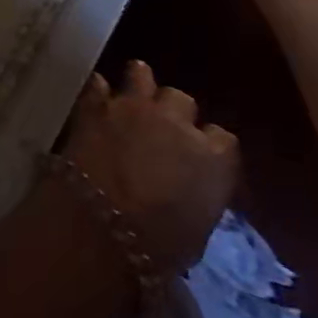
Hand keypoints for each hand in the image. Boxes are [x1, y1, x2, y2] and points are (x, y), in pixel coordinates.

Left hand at [58, 61, 239, 274]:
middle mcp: (176, 122)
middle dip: (173, 112)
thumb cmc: (159, 243)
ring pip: (141, 74)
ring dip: (138, 84)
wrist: (103, 222)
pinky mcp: (96, 104)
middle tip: (161, 129)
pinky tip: (94, 101)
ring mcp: (134, 106)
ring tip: (131, 97)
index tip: (200, 156)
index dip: (210, 145)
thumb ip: (198, 195)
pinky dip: (97, 92)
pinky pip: (97, 84)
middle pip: (181, 100)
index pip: (223, 138)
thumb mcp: (197, 228)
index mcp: (213, 158)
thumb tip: (187, 191)